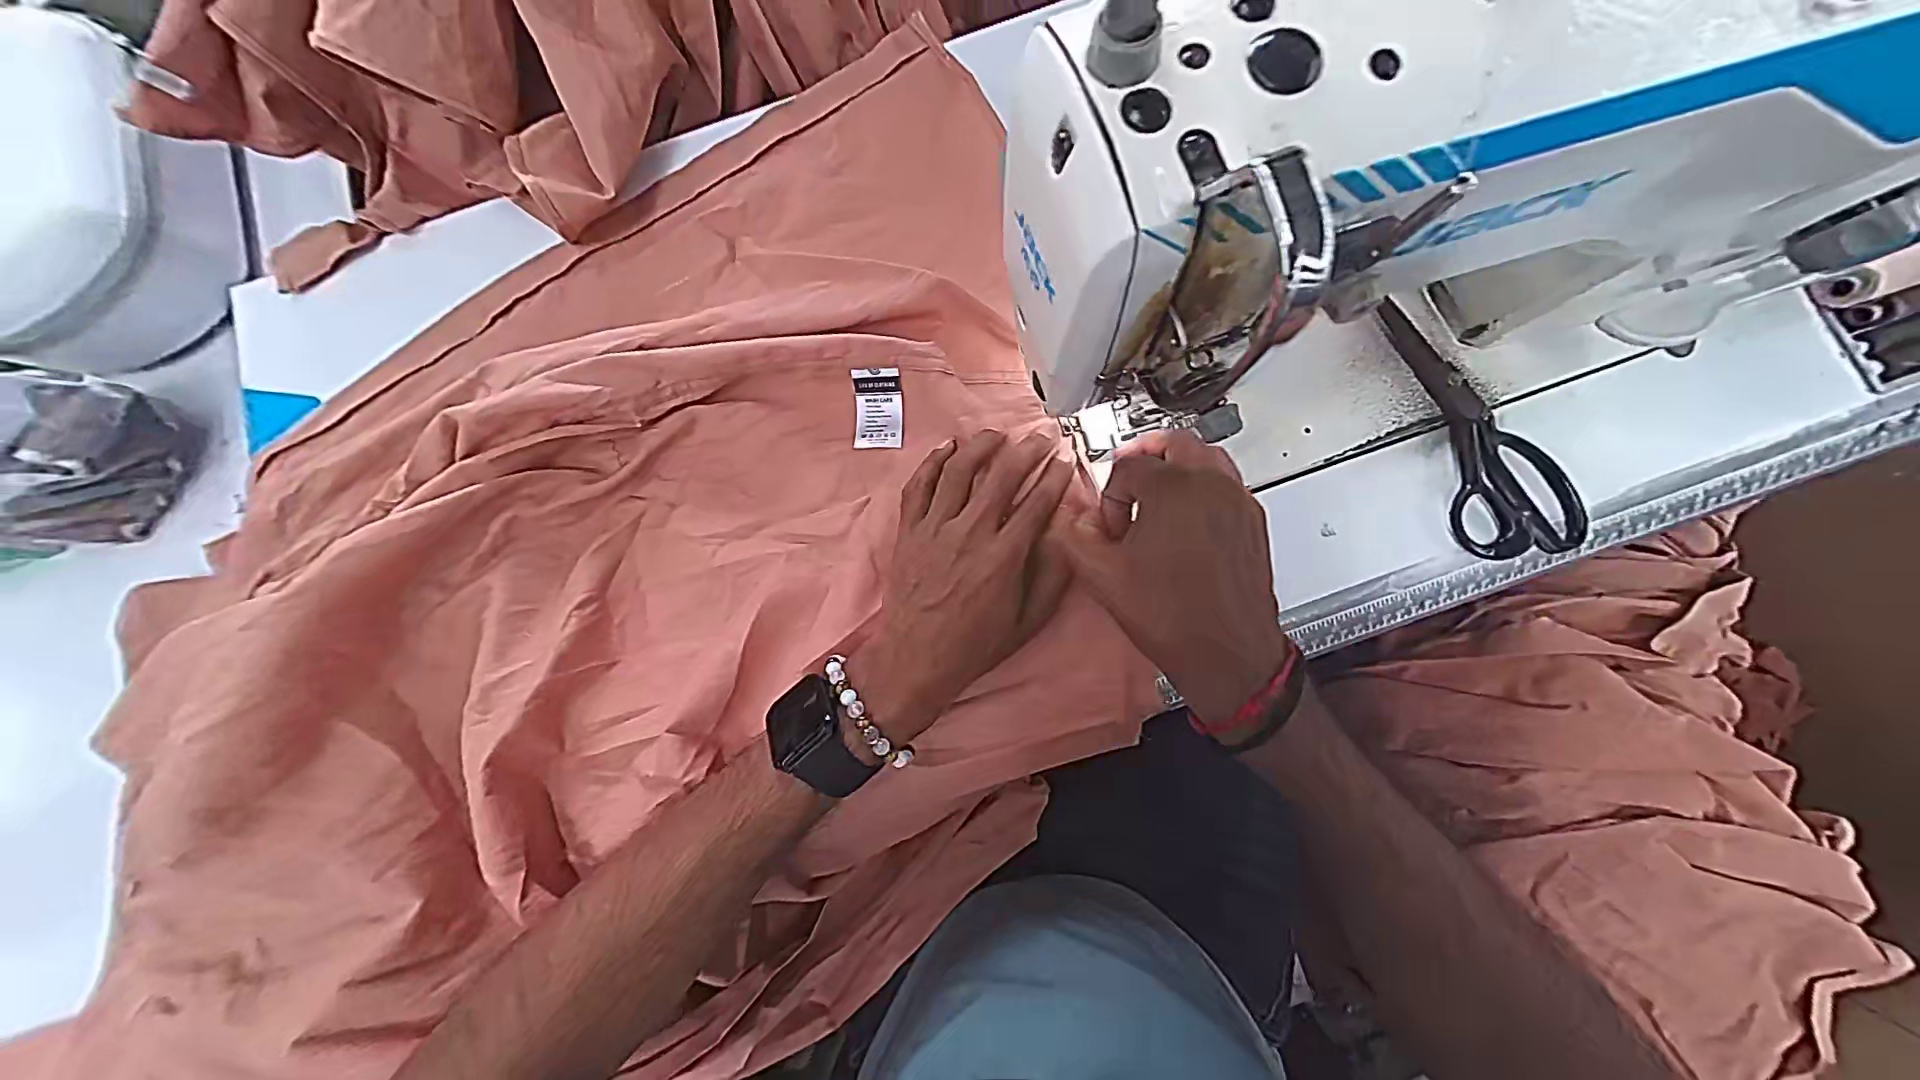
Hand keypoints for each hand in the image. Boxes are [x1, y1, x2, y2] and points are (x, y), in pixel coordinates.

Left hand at [848, 430, 1076, 749]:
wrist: (916, 657)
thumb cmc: (973, 644)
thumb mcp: (1027, 622)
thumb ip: (1052, 578)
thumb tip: (1065, 540)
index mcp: (1003, 556)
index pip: (1036, 502)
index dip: (1054, 476)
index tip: (1063, 461)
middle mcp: (969, 534)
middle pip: (1002, 475)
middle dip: (1027, 450)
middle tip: (1040, 438)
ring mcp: (934, 529)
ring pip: (959, 471)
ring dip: (981, 446)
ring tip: (997, 435)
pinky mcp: (909, 531)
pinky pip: (919, 486)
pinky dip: (933, 462)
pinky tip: (948, 449)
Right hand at [1056, 430, 1291, 726]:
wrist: (1227, 651)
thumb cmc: (1174, 617)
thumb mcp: (1102, 576)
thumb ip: (1076, 535)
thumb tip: (1075, 520)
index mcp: (1173, 489)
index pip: (1129, 465)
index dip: (1110, 495)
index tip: (1110, 525)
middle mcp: (1211, 485)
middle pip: (1174, 443)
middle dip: (1144, 458)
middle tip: (1128, 480)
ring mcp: (1237, 501)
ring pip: (1206, 456)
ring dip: (1176, 467)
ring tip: (1156, 497)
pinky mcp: (1253, 520)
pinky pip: (1225, 484)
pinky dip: (1202, 487)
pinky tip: (1186, 520)